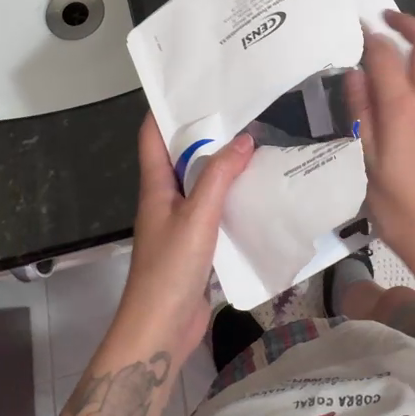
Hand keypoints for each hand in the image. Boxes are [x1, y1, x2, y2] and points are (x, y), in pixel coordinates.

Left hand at [114, 115, 253, 356]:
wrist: (160, 331)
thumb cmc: (170, 268)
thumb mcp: (197, 216)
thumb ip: (219, 176)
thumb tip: (244, 139)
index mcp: (156, 186)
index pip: (153, 136)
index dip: (166, 108)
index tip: (194, 84)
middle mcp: (166, 199)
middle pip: (182, 156)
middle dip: (207, 133)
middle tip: (242, 109)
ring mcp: (181, 223)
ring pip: (202, 184)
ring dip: (224, 166)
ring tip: (259, 143)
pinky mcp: (198, 245)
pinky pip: (216, 211)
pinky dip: (234, 198)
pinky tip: (261, 193)